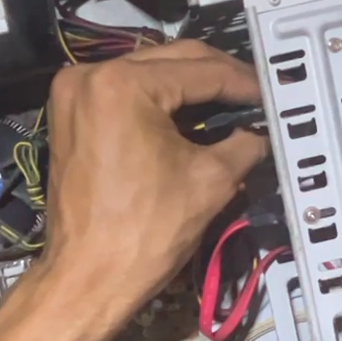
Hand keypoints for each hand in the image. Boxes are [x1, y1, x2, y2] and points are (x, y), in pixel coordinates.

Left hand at [37, 40, 266, 340]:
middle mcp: (90, 76)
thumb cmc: (144, 233)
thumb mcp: (210, 182)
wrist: (87, 279)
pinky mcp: (70, 118)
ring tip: (229, 104)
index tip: (271, 92)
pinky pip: (125, 96)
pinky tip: (191, 116)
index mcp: (122, 84)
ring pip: (148, 76)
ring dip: (189, 88)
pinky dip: (159, 103)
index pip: (200, 71)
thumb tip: (260, 132)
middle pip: (171, 62)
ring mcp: (74, 95)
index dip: (243, 82)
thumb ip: (244, 144)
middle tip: (255, 95)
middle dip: (217, 77)